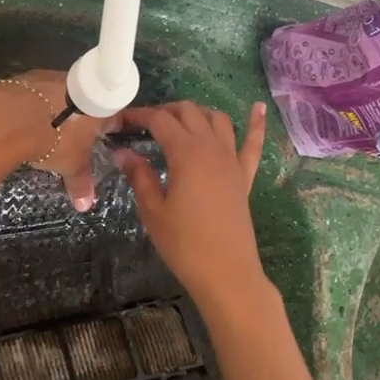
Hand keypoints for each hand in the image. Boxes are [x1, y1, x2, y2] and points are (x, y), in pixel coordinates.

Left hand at [0, 70, 116, 209]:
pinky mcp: (30, 75)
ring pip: (62, 93)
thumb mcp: (71, 166)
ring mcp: (56, 77)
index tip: (104, 135)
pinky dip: (35, 102)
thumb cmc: (54, 141)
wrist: (15, 116)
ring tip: (45, 125)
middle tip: (73, 133)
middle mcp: (83, 86)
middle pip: (87, 101)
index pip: (114, 115)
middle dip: (81, 116)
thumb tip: (86, 206)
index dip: (110, 126)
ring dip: (56, 106)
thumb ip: (80, 184)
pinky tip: (25, 116)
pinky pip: (38, 90)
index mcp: (101, 107)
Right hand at [115, 101, 268, 304]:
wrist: (226, 271)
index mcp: (186, 153)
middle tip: (145, 124)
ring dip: (198, 113)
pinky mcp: (245, 176)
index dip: (139, 115)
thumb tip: (123, 153)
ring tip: (180, 121)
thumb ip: (139, 176)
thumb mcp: (153, 210)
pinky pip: (253, 143)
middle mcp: (212, 147)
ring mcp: (232, 160)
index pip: (160, 121)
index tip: (121, 120)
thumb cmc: (184, 244)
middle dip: (166, 111)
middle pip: (189, 112)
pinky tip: (258, 108)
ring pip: (218, 119)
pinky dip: (256, 123)